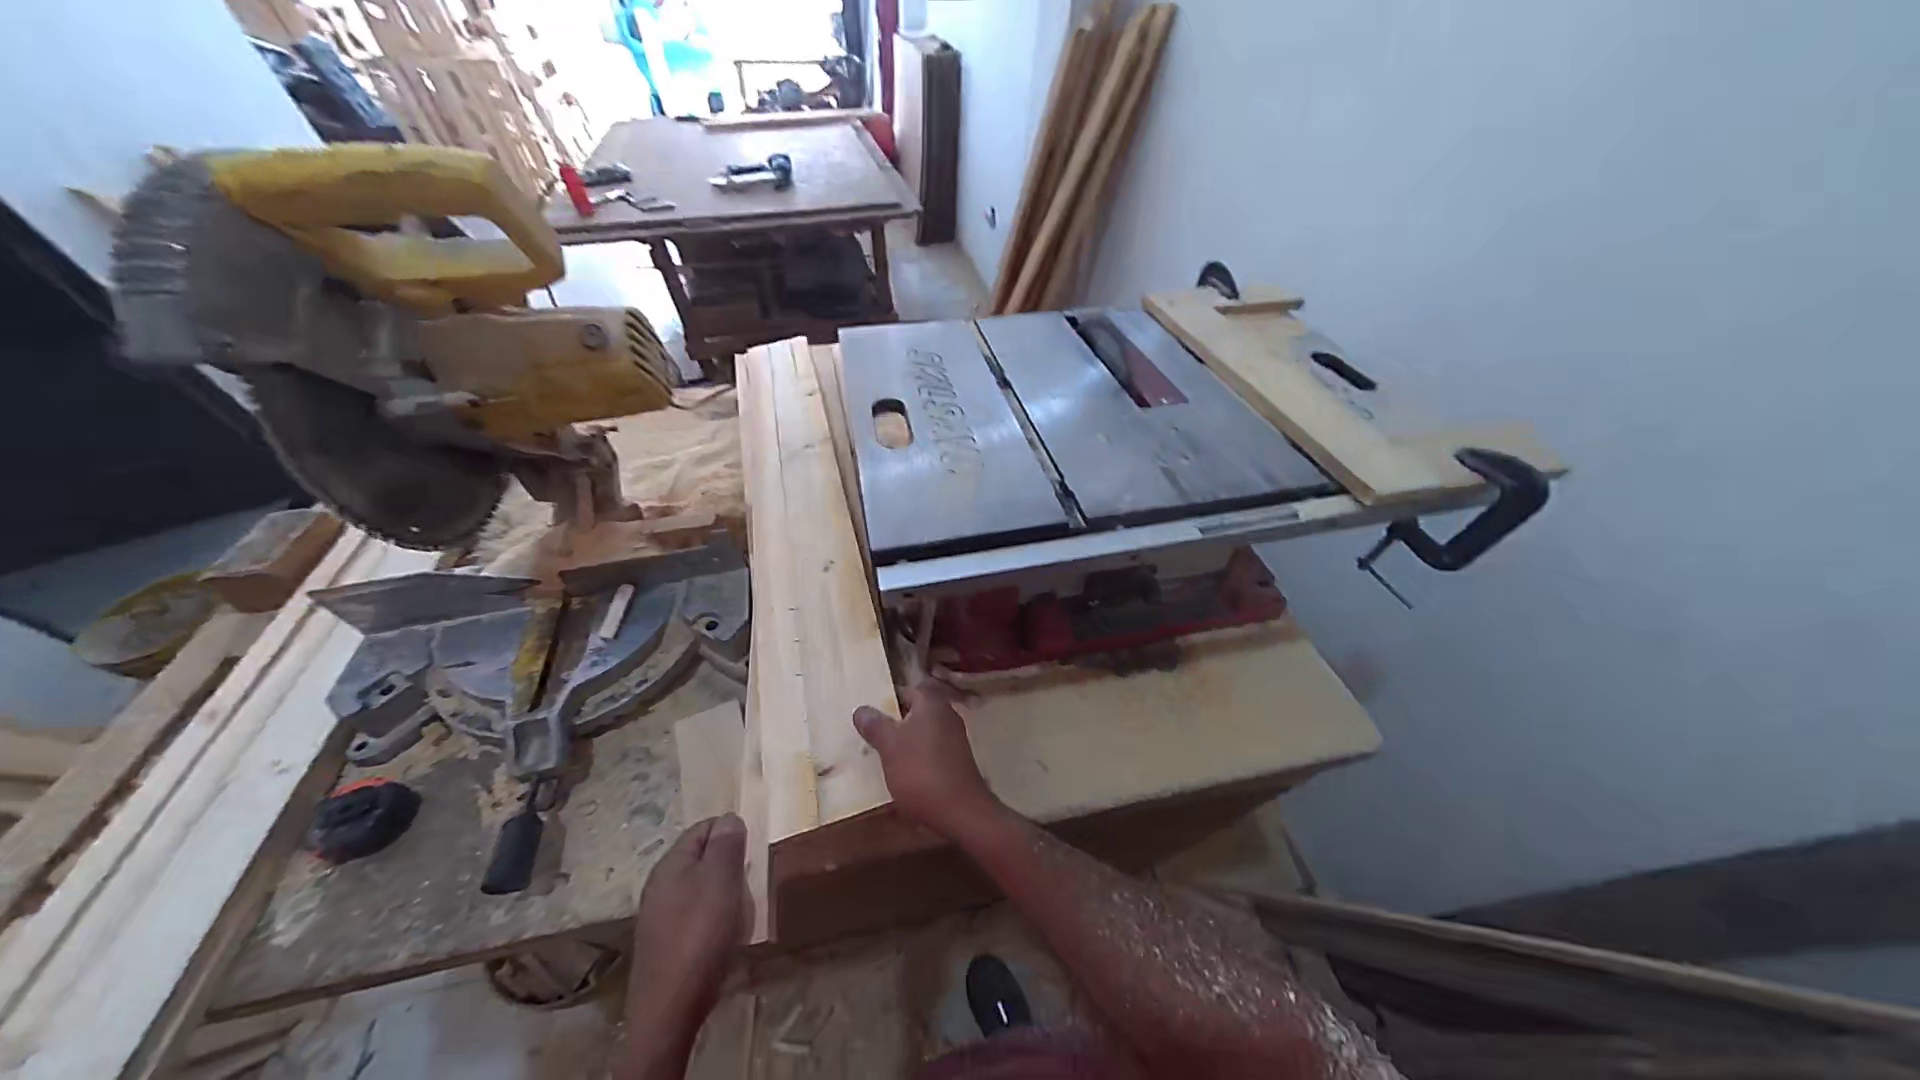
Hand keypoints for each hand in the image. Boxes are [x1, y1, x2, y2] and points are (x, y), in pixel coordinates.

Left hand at [628, 814, 746, 1032]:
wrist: (669, 1009)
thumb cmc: (700, 935)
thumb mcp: (721, 880)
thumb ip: (726, 844)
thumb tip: (729, 818)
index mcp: (671, 864)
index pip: (704, 828)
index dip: (731, 830)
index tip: (754, 847)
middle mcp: (660, 885)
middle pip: (701, 858)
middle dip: (729, 863)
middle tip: (752, 878)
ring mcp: (659, 917)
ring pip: (699, 888)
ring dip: (724, 892)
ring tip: (743, 909)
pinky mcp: (665, 945)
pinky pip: (695, 916)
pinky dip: (714, 918)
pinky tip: (726, 935)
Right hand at [853, 681, 1003, 839]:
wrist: (960, 812)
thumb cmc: (920, 771)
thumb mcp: (889, 746)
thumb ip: (875, 725)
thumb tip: (862, 709)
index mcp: (932, 704)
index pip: (909, 689)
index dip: (889, 697)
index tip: (870, 711)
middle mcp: (947, 716)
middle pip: (915, 712)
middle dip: (894, 722)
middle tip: (870, 734)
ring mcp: (954, 740)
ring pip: (922, 734)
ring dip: (904, 743)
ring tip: (880, 756)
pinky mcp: (956, 763)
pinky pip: (930, 753)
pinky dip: (916, 759)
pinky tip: (901, 775)